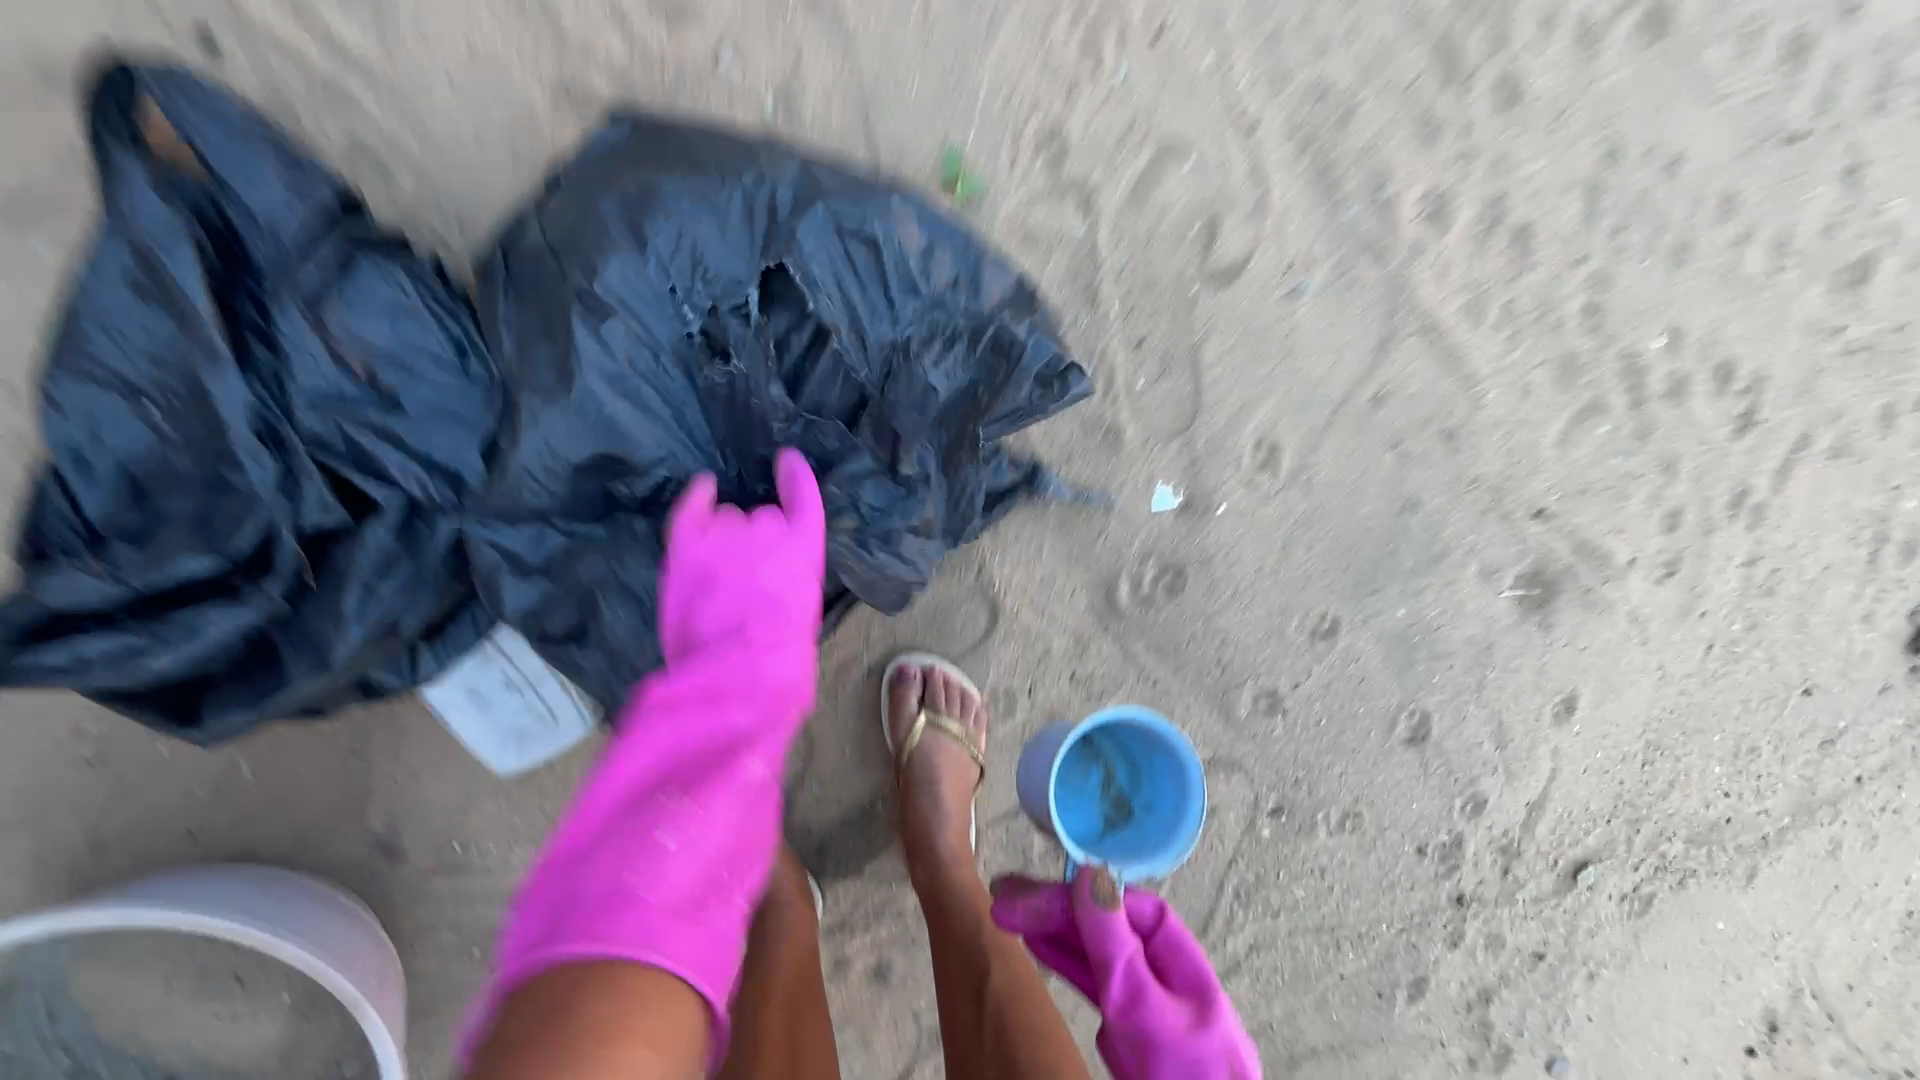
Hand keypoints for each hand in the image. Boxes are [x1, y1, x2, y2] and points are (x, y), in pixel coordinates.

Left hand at [659, 447, 826, 663]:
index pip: (805, 498)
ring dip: (724, 536)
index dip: (796, 476)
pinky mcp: (687, 542)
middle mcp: (768, 526)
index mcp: (805, 546)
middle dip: (755, 538)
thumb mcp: (805, 607)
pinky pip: (692, 507)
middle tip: (747, 577)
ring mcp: (726, 531)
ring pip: (725, 519)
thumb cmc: (783, 651)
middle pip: (760, 516)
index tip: (787, 459)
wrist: (741, 667)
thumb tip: (773, 572)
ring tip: (719, 576)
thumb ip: (791, 576)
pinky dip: (698, 494)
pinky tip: (703, 486)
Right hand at [991, 867, 1260, 1079]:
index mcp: (1178, 956)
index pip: (1127, 906)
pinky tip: (1034, 942)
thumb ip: (1114, 943)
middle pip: (1105, 924)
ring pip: (1092, 950)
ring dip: (1050, 927)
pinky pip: (1091, 980)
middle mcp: (1162, 969)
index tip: (1035, 892)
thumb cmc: (1179, 1071)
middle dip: (1055, 906)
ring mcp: (1144, 999)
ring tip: (1005, 909)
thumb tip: (1091, 874)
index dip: (1079, 893)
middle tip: (1003, 893)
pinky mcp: (1128, 1028)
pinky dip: (1062, 959)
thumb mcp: (1141, 1003)